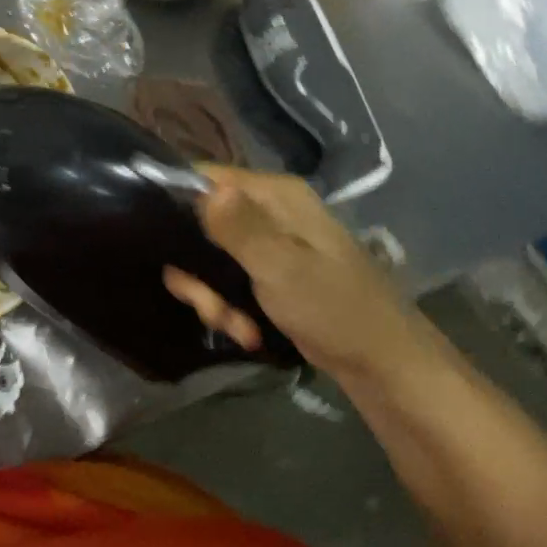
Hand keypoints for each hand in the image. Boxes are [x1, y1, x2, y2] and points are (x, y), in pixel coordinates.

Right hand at [164, 166, 430, 383]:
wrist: (386, 369)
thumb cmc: (337, 310)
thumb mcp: (282, 267)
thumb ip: (239, 227)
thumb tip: (206, 187)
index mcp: (274, 195)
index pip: (203, 177)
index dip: (174, 203)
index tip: (160, 240)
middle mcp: (269, 211)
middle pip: (199, 223)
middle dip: (196, 269)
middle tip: (208, 304)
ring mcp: (270, 244)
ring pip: (208, 259)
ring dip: (211, 297)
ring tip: (233, 326)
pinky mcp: (269, 275)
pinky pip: (226, 281)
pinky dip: (229, 308)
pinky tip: (245, 331)